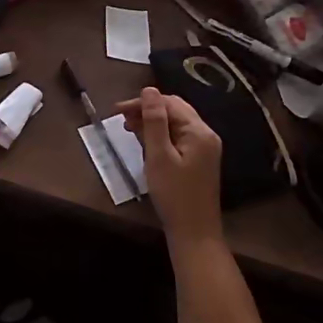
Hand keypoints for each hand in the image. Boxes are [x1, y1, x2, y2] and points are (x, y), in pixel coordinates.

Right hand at [116, 87, 223, 246]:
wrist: (194, 232)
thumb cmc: (174, 194)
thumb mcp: (159, 156)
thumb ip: (154, 121)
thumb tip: (149, 90)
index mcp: (199, 131)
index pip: (170, 103)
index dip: (143, 103)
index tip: (117, 111)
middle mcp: (206, 135)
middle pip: (175, 110)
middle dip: (147, 110)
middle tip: (121, 120)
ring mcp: (205, 148)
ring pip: (176, 124)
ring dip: (153, 123)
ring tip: (130, 130)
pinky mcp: (200, 160)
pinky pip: (179, 137)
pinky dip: (161, 136)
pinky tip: (146, 143)